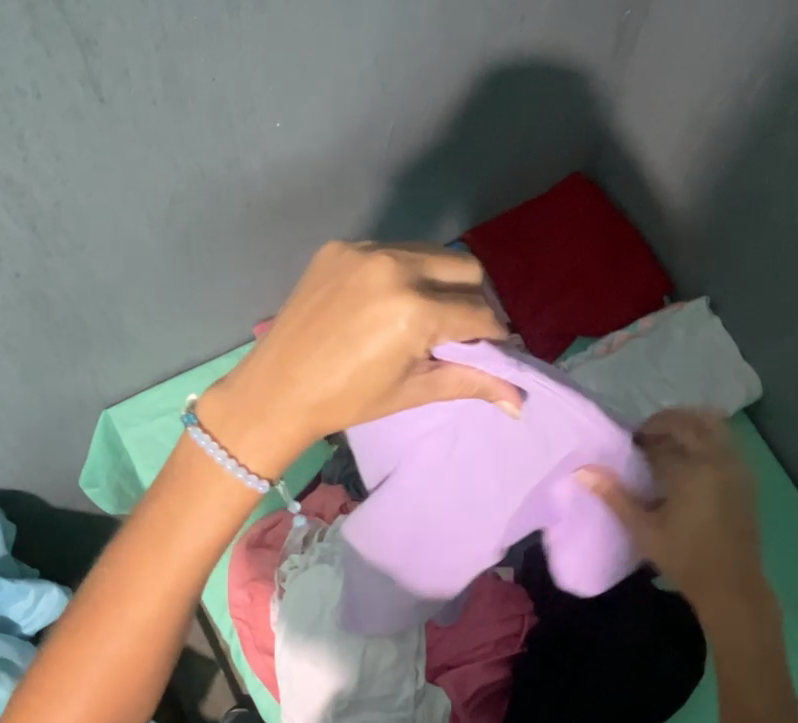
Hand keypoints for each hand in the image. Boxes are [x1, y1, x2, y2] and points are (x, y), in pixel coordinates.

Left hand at [194, 241, 515, 477]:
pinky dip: (406, 272)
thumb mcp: (412, 391)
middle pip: (467, 269)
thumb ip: (470, 382)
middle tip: (463, 332)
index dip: (494, 336)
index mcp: (414, 311)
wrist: (278, 389)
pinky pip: (394, 250)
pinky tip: (392, 303)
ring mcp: (364, 251)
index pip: (479, 314)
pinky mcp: (341, 246)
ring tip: (430, 316)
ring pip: (432, 253)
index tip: (495, 349)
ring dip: (443, 282)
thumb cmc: (347, 400)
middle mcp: (394, 268)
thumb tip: (519, 400)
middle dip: (476, 301)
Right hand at [579, 409, 768, 611]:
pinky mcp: (746, 478)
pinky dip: (704, 439)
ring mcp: (737, 467)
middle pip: (690, 421)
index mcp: (691, 470)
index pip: (661, 438)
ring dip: (687, 426)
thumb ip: (614, 496)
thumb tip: (582, 471)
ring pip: (712, 426)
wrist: (731, 585)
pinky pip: (725, 442)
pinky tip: (688, 464)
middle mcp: (717, 459)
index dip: (640, 438)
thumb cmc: (683, 559)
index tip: (626, 447)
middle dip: (664, 423)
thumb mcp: (642, 529)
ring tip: (666, 446)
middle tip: (643, 440)